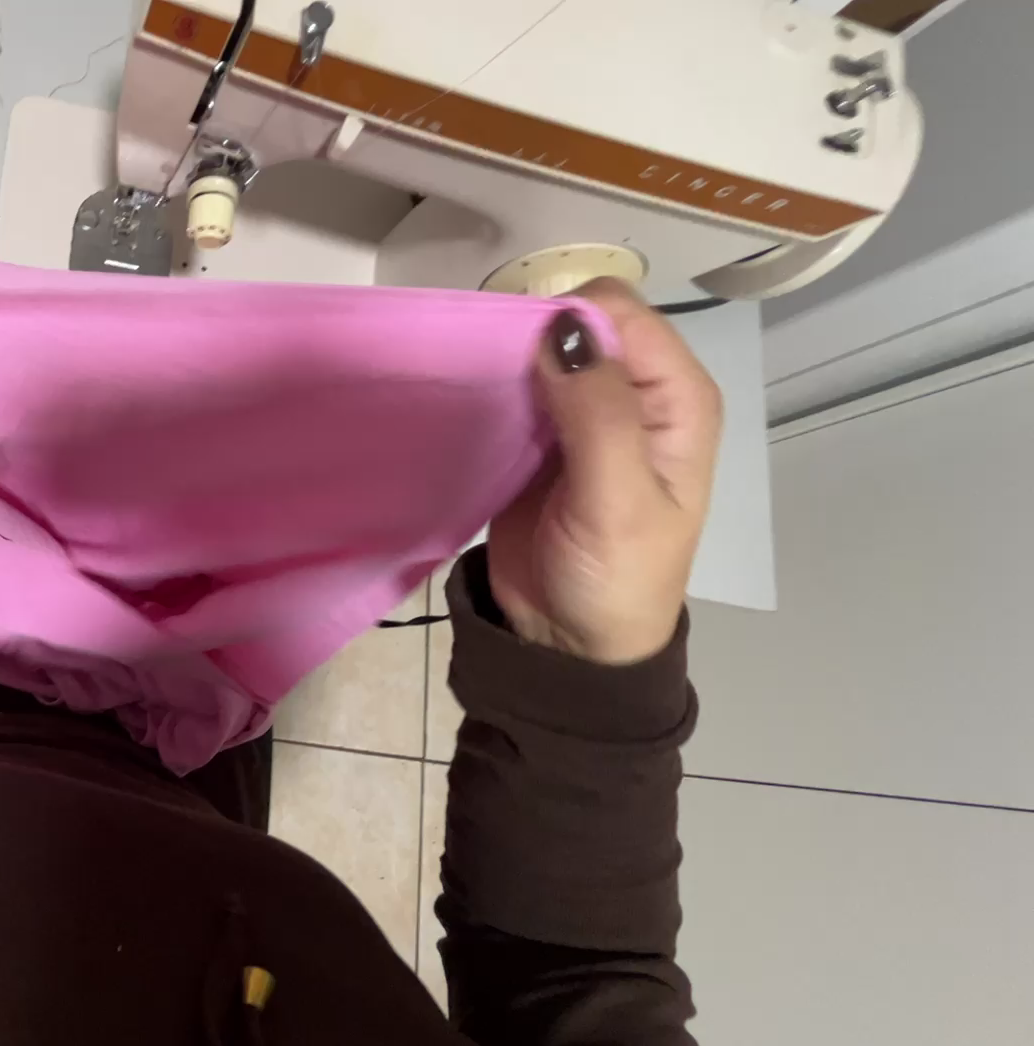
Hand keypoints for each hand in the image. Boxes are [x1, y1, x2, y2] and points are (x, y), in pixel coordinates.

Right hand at [487, 278, 723, 663]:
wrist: (566, 638)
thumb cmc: (613, 576)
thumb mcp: (617, 498)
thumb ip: (597, 413)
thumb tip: (560, 326)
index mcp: (672, 400)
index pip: (622, 318)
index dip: (569, 320)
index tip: (514, 354)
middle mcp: (628, 398)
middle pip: (577, 328)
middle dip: (528, 337)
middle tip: (480, 375)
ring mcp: (575, 420)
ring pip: (537, 358)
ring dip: (501, 364)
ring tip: (464, 388)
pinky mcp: (530, 445)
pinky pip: (507, 396)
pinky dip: (485, 392)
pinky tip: (462, 406)